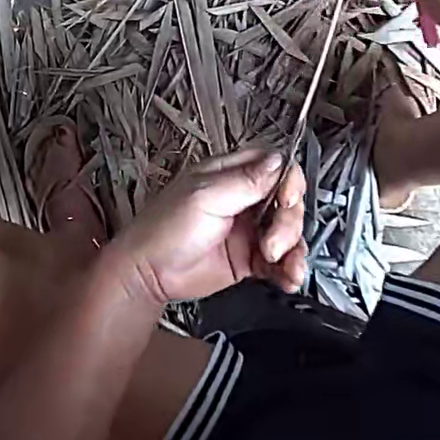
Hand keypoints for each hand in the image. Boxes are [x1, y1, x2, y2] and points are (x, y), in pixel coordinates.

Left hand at [107, 150, 306, 304]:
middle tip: (272, 242)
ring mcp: (247, 229)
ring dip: (292, 247)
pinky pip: (281, 261)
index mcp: (229, 174)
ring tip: (274, 261)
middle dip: (288, 221)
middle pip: (287, 200)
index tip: (286, 200)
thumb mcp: (205, 196)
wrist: (148, 273)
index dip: (288, 181)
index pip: (274, 165)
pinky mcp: (249, 258)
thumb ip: (245, 180)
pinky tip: (287, 278)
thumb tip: (278, 161)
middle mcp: (242, 198)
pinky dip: (290, 269)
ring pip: (289, 231)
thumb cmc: (164, 228)